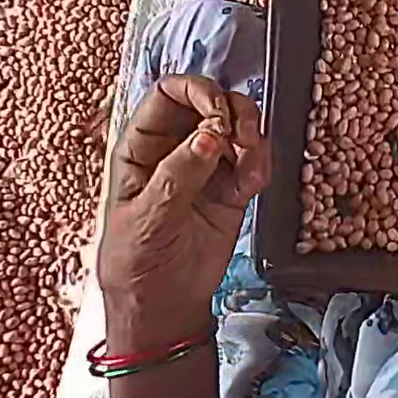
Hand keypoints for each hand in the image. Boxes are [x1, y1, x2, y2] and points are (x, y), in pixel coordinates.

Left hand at [100, 76, 267, 348]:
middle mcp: (177, 147)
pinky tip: (252, 185)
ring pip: (238, 125)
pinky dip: (261, 164)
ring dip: (252, 135)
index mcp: (143, 145)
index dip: (196, 92)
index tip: (216, 114)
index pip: (169, 94)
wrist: (164, 305)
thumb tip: (210, 136)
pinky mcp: (233, 187)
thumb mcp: (148, 219)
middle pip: (211, 102)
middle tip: (240, 138)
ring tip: (249, 162)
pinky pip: (255, 160)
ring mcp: (208, 166)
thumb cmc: (137, 262)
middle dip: (232, 111)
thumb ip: (178, 175)